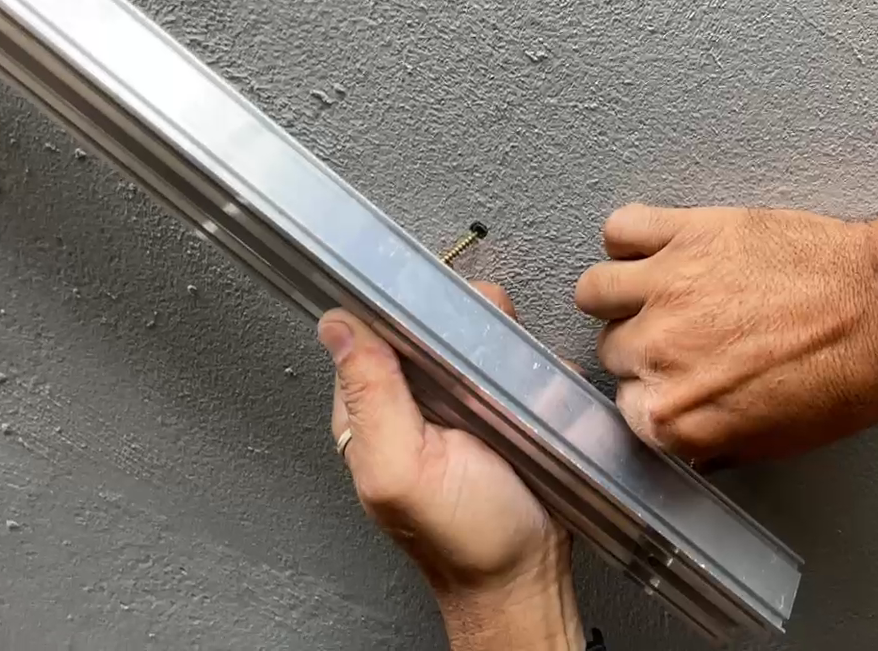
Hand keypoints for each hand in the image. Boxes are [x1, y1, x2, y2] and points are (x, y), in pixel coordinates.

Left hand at [319, 283, 581, 650]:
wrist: (527, 572)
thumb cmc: (463, 538)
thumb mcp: (402, 471)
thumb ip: (370, 397)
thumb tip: (338, 326)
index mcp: (375, 407)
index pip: (375, 326)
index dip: (405, 305)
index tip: (438, 310)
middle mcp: (418, 394)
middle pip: (437, 318)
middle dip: (472, 323)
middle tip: (488, 367)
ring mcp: (467, 393)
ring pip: (485, 330)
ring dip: (509, 343)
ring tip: (518, 385)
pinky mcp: (509, 397)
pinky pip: (522, 356)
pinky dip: (535, 363)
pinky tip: (539, 390)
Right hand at [574, 204, 877, 461]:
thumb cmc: (847, 376)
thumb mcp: (776, 441)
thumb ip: (709, 441)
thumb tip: (683, 431)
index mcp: (675, 416)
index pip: (626, 408)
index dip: (653, 391)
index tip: (671, 377)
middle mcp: (658, 353)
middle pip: (612, 349)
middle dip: (642, 345)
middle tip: (678, 332)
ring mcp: (668, 287)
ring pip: (594, 289)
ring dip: (618, 293)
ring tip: (651, 288)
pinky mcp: (688, 233)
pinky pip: (622, 227)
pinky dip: (631, 236)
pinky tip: (656, 244)